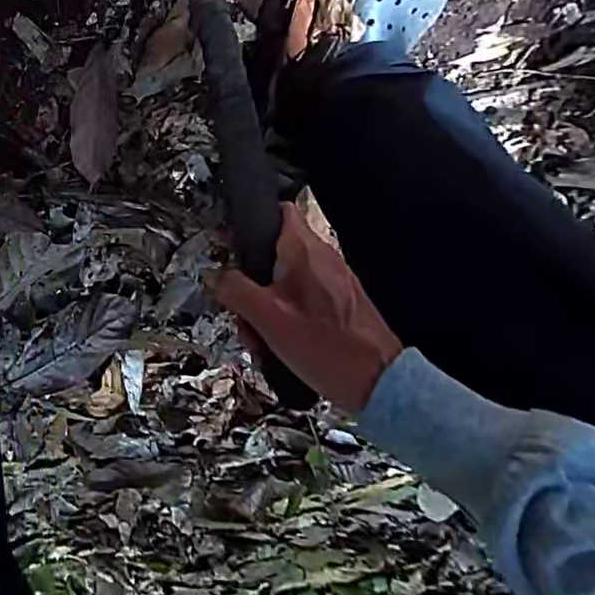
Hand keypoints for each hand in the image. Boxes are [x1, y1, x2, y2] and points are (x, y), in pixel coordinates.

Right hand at [211, 203, 403, 414]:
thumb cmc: (325, 346)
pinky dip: (287, 314)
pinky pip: (303, 297)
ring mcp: (335, 280)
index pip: (279, 210)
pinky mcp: (343, 302)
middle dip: (251, 280)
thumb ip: (234, 289)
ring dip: (265, 303)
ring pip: (285, 279)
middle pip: (274, 252)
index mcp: (303, 250)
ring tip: (263, 336)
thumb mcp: (265, 317)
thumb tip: (214, 276)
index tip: (234, 244)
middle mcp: (323, 257)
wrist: (380, 384)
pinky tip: (282, 342)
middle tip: (244, 310)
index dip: (253, 220)